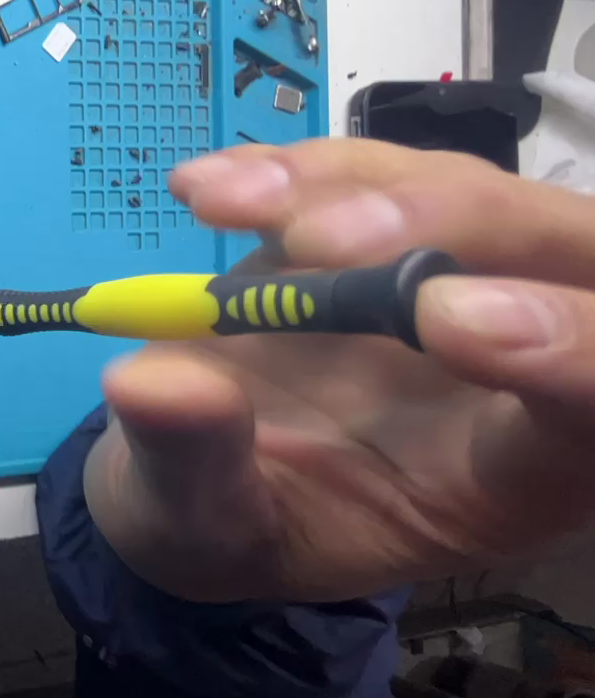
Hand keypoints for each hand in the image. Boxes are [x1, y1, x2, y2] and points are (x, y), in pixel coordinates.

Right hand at [86, 139, 594, 602]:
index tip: (440, 319)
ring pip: (457, 191)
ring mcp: (426, 288)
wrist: (171, 475)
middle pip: (566, 255)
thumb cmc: (208, 527)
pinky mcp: (348, 243)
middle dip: (456, 222)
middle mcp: (505, 363)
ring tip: (221, 201)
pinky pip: (352, 177)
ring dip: (345, 182)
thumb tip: (145, 383)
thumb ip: (191, 465)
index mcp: (513, 469)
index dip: (575, 345)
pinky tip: (207, 187)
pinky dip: (282, 169)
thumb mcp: (192, 527)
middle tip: (313, 238)